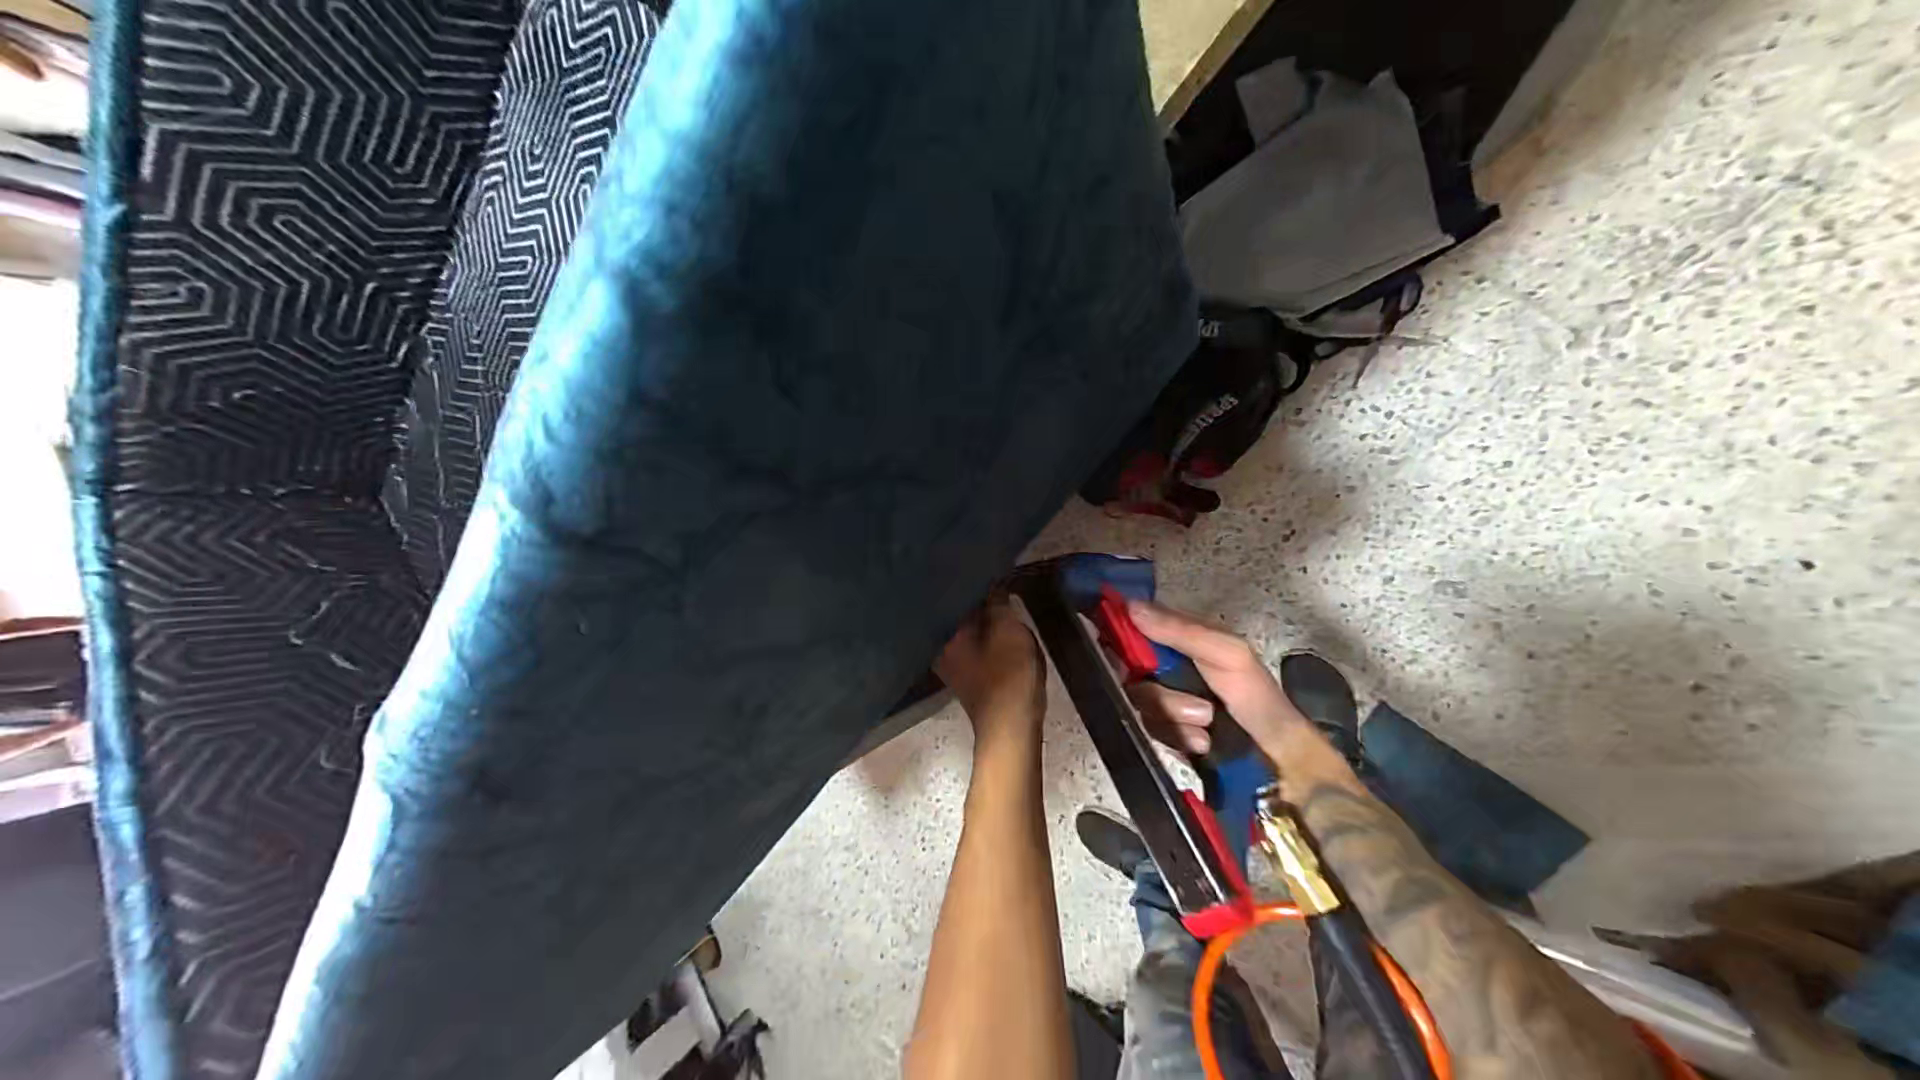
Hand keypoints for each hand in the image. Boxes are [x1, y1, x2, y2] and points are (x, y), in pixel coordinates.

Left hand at [936, 594, 1045, 754]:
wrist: (1012, 727)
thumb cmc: (1008, 674)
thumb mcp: (1008, 628)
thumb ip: (997, 601)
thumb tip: (991, 585)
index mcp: (941, 633)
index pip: (949, 596)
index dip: (969, 582)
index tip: (983, 570)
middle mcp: (938, 647)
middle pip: (957, 614)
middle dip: (976, 600)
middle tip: (994, 582)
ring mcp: (951, 663)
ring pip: (966, 630)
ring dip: (984, 619)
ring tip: (1000, 601)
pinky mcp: (966, 675)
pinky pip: (974, 645)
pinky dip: (986, 636)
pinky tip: (1000, 629)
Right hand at [1122, 599, 1316, 761]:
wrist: (1275, 755)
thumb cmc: (1254, 696)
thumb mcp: (1228, 654)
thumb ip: (1182, 630)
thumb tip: (1131, 607)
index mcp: (1172, 642)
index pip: (1127, 634)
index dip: (1117, 644)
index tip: (1127, 662)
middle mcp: (1158, 669)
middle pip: (1125, 678)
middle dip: (1159, 697)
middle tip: (1198, 708)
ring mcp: (1157, 704)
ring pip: (1136, 707)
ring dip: (1174, 718)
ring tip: (1208, 724)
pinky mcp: (1158, 733)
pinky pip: (1145, 732)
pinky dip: (1176, 737)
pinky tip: (1200, 741)